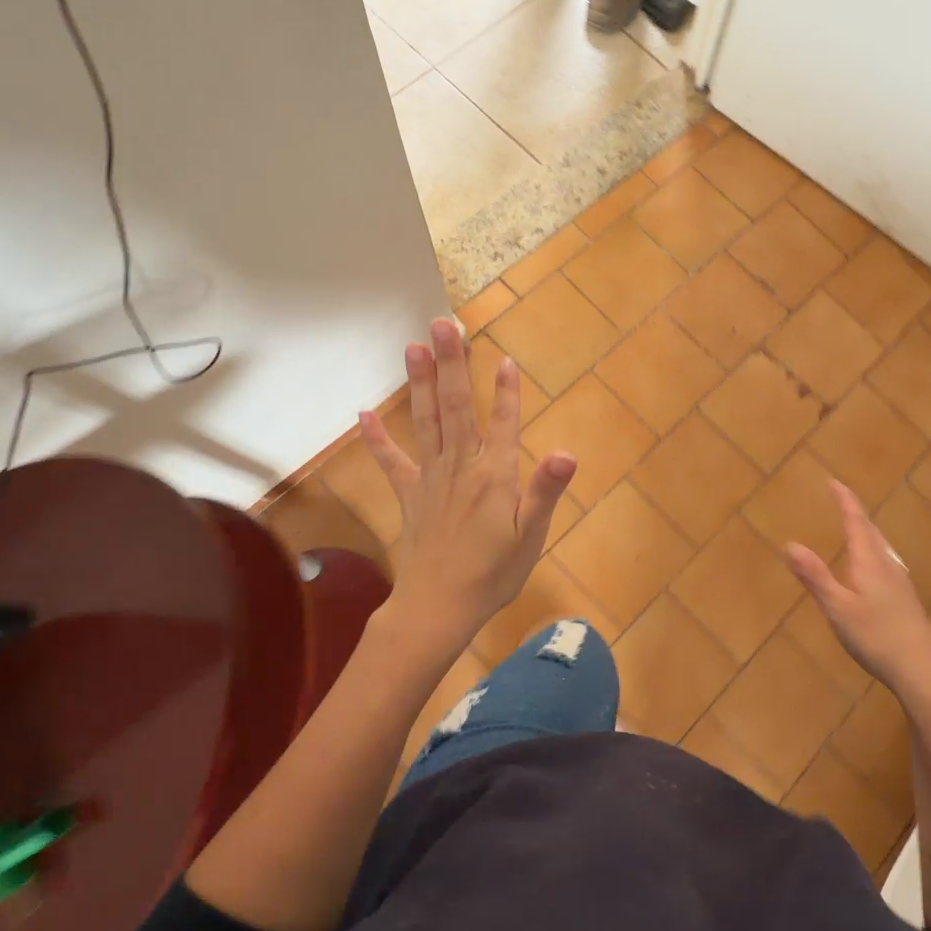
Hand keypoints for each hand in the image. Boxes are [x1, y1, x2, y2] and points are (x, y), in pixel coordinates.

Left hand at [358, 319, 575, 641]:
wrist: (439, 606)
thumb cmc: (493, 573)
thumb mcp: (530, 536)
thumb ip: (545, 491)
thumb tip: (567, 453)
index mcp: (494, 476)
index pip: (503, 424)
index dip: (507, 392)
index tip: (504, 358)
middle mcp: (460, 467)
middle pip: (456, 407)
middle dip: (452, 364)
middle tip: (443, 324)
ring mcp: (430, 479)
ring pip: (425, 422)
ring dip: (420, 383)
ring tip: (413, 346)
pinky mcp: (409, 495)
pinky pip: (391, 462)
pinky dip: (376, 439)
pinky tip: (362, 413)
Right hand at [786, 481, 930, 710]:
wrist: (922, 670)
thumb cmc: (876, 637)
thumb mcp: (837, 608)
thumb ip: (815, 577)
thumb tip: (790, 544)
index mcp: (869, 562)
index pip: (856, 522)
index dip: (845, 501)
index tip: (834, 482)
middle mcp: (888, 566)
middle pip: (872, 532)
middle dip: (855, 514)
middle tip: (841, 500)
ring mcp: (901, 584)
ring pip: (882, 548)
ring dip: (867, 533)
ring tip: (856, 528)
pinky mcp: (906, 601)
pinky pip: (887, 564)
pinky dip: (874, 553)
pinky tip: (874, 570)